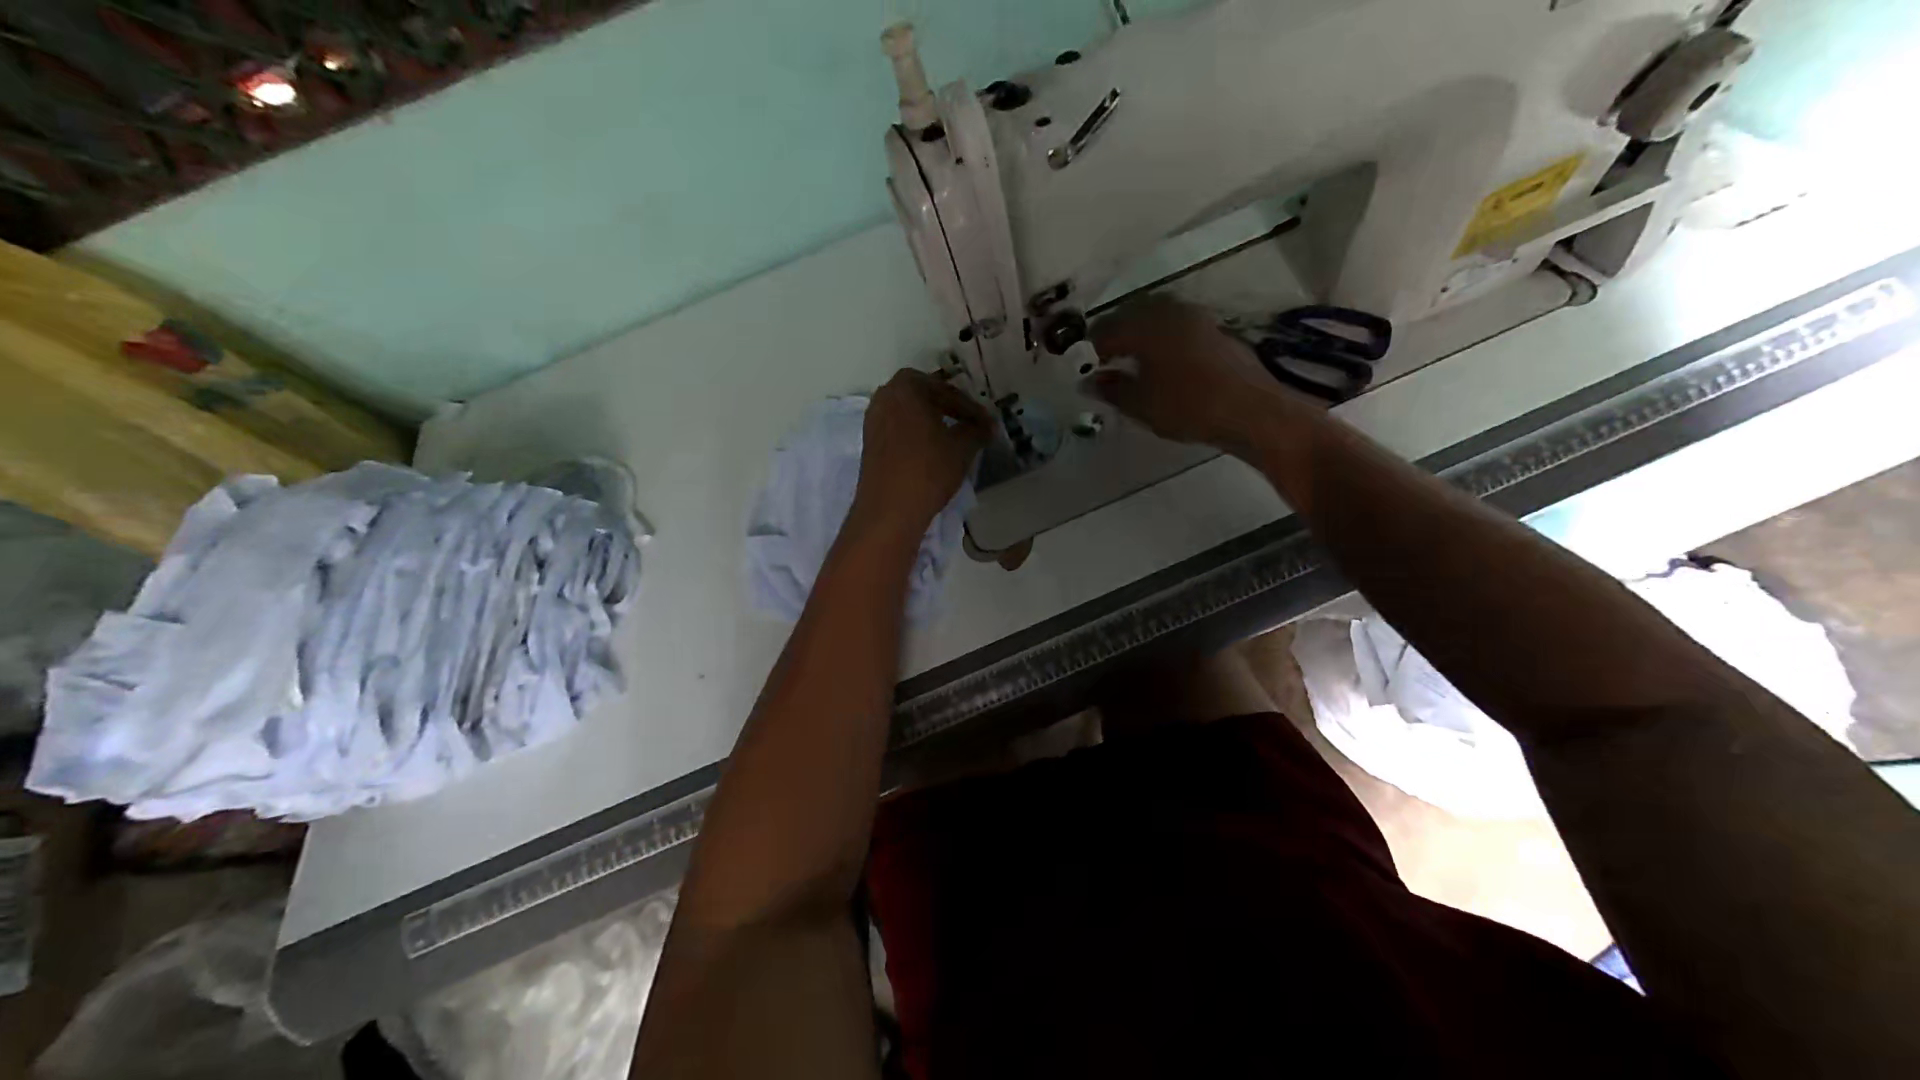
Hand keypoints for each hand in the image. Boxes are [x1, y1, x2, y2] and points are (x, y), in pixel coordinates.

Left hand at [851, 368, 993, 531]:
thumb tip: (987, 426)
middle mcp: (885, 397)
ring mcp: (873, 420)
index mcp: (906, 388)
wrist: (889, 509)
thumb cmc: (928, 470)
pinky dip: (915, 432)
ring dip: (929, 418)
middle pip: (922, 393)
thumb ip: (976, 431)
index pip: (945, 390)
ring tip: (951, 434)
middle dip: (946, 405)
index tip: (985, 421)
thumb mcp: (962, 448)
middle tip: (967, 420)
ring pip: (907, 411)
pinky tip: (931, 449)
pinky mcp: (869, 443)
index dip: (969, 406)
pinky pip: (897, 428)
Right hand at [1089, 297, 1312, 453]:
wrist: (1251, 409)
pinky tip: (1165, 361)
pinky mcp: (1214, 328)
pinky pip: (1177, 324)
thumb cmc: (1188, 407)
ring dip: (1141, 333)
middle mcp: (1168, 312)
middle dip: (1116, 334)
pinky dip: (1163, 337)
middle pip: (1131, 314)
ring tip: (1136, 360)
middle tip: (1108, 359)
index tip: (1089, 366)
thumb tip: (1089, 382)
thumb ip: (1112, 390)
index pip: (1106, 329)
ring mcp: (1195, 317)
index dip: (1093, 347)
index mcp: (1144, 326)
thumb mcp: (1141, 405)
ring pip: (1156, 316)